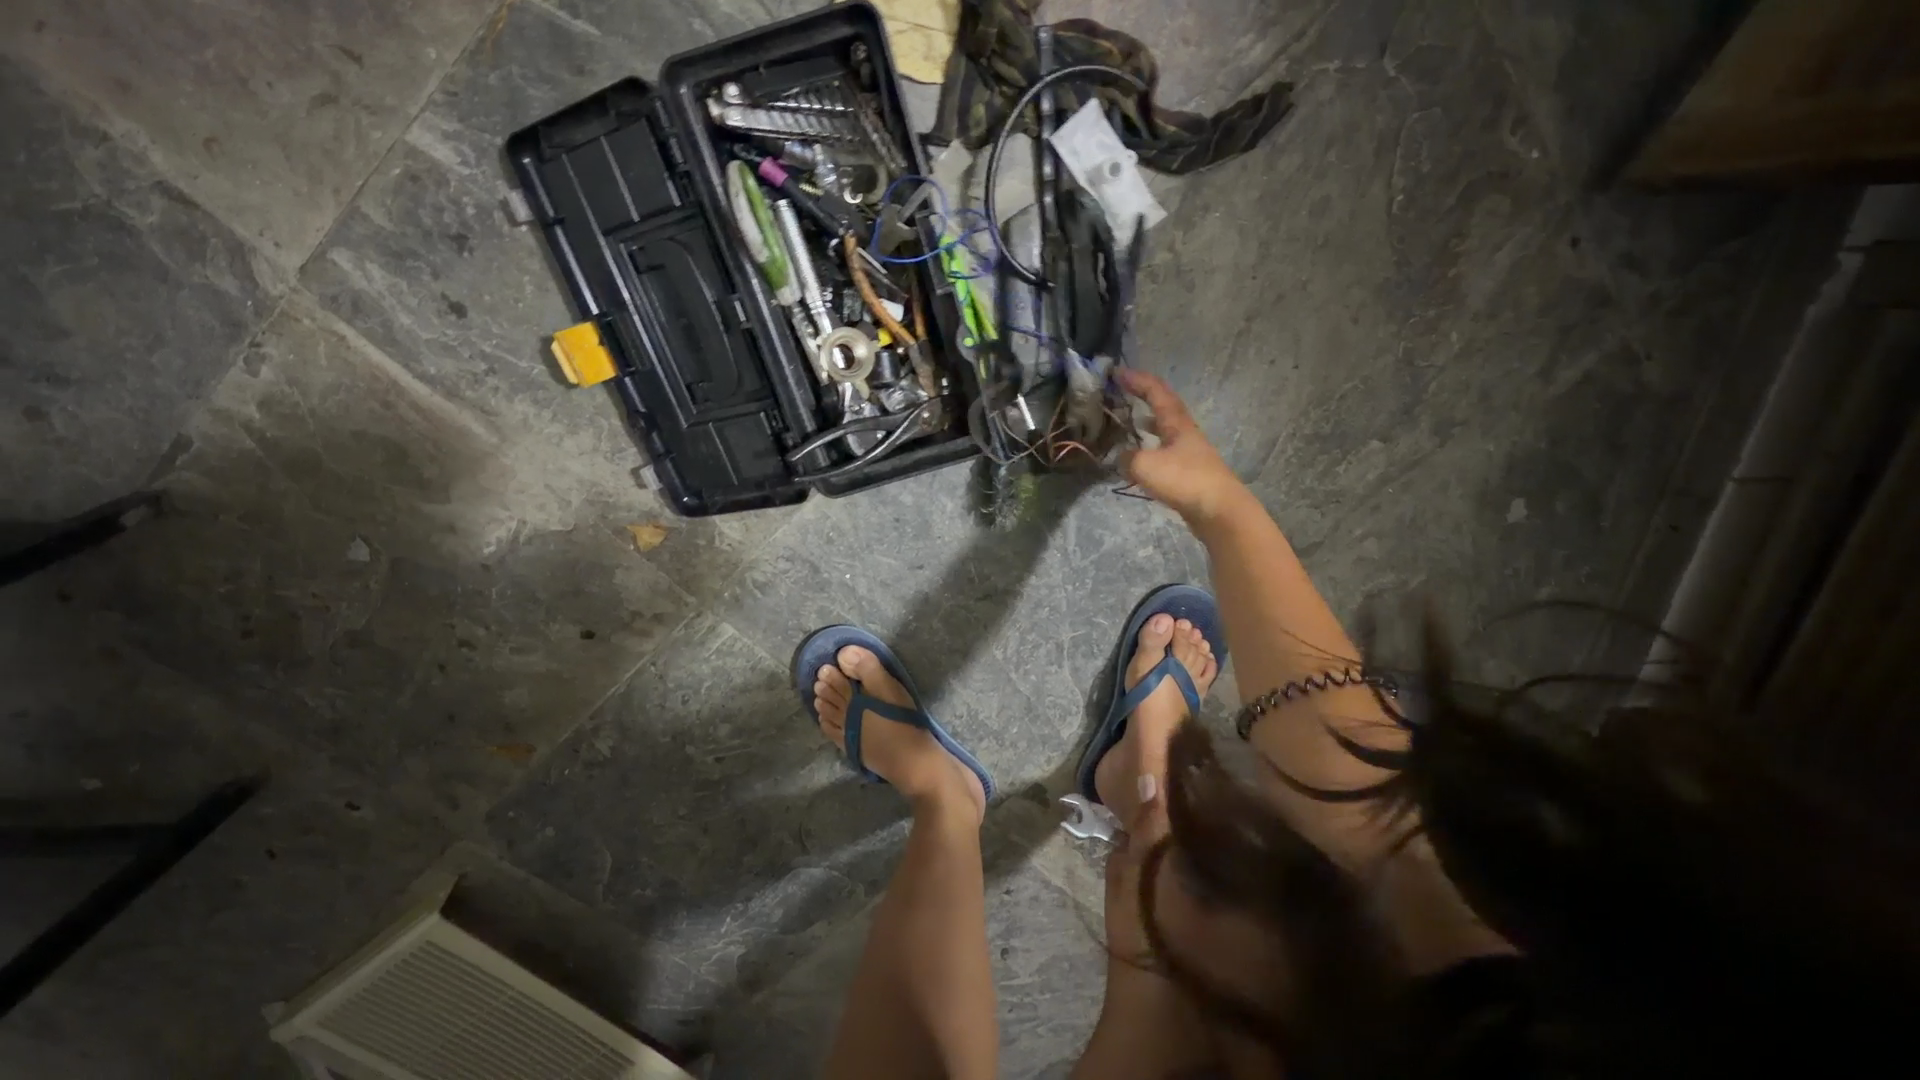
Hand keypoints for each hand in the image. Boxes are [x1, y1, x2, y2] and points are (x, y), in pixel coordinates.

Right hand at [1116, 368, 1244, 523]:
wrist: (1220, 511)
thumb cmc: (1184, 480)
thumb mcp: (1145, 466)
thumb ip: (1127, 458)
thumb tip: (1120, 458)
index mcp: (1177, 423)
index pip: (1156, 392)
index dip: (1137, 380)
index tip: (1117, 372)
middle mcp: (1185, 434)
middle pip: (1165, 409)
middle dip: (1144, 399)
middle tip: (1123, 394)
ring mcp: (1190, 454)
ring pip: (1166, 432)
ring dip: (1149, 425)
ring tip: (1131, 425)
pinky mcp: (1190, 475)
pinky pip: (1165, 454)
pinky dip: (1150, 451)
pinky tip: (1141, 462)